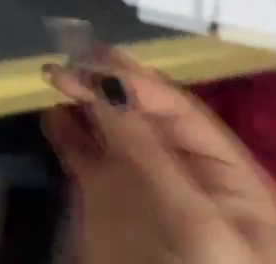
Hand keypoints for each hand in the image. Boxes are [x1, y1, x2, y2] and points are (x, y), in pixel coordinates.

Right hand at [44, 49, 275, 263]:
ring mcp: (142, 183)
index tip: (83, 59)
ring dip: (80, 99)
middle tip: (57, 66)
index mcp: (227, 176)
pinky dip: (63, 129)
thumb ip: (147, 149)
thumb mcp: (191, 216)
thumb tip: (102, 81)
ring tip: (49, 81)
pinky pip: (82, 151)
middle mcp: (184, 171)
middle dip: (102, 82)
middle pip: (141, 112)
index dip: (134, 81)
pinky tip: (48, 117)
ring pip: (108, 125)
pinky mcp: (104, 196)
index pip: (179, 111)